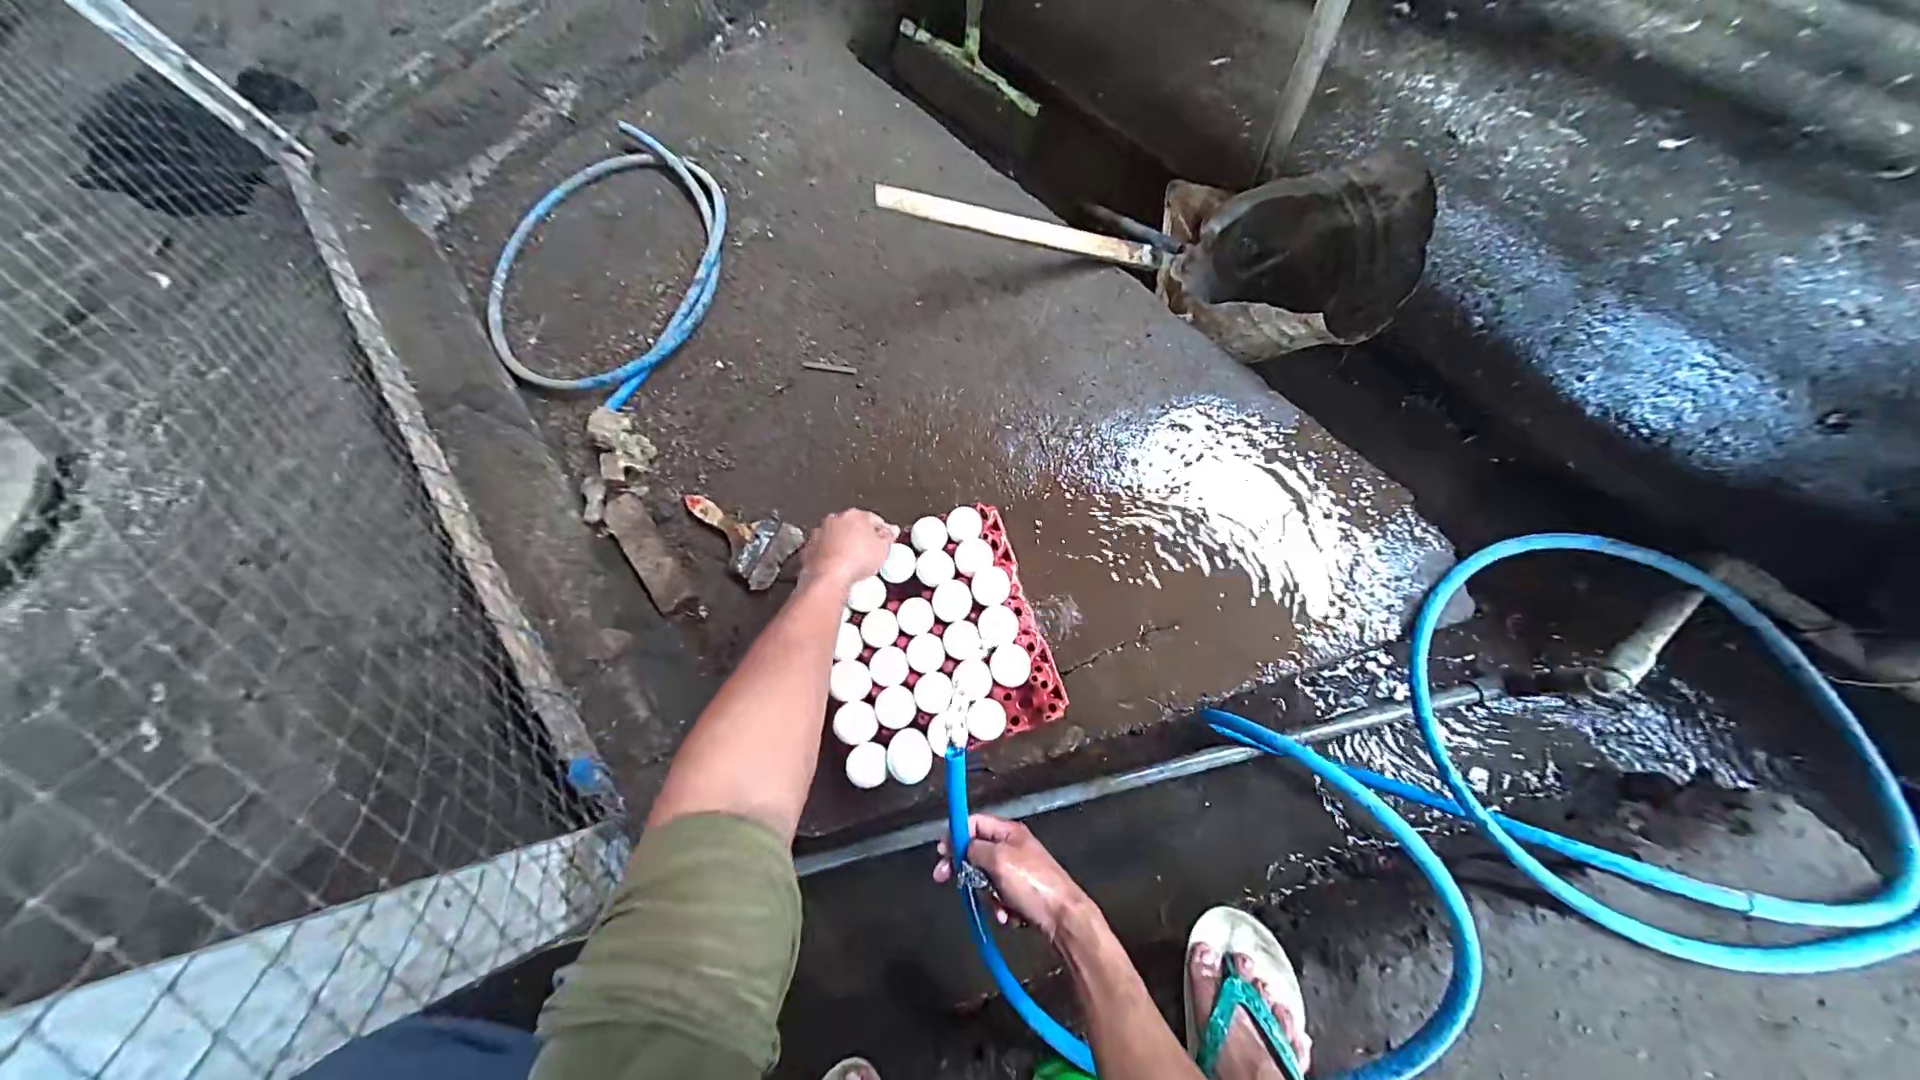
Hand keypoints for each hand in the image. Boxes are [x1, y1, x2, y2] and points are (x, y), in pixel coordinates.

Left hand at [799, 508, 896, 592]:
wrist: (829, 577)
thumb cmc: (854, 561)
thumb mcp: (883, 549)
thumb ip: (888, 536)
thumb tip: (891, 531)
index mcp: (855, 515)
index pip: (874, 519)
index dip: (882, 531)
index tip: (886, 540)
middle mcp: (835, 520)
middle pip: (853, 526)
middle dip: (862, 537)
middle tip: (870, 553)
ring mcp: (820, 533)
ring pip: (837, 537)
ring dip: (844, 545)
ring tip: (854, 562)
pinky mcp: (809, 548)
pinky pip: (824, 549)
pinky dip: (830, 555)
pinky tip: (838, 566)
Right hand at [933, 814, 1094, 941]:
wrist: (1063, 917)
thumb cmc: (1031, 883)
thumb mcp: (997, 859)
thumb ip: (974, 848)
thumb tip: (960, 844)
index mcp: (1009, 832)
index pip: (974, 823)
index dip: (956, 835)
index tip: (941, 852)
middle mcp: (1013, 848)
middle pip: (977, 852)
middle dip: (964, 868)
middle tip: (944, 878)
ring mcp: (1019, 872)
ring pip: (986, 879)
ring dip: (987, 895)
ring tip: (998, 905)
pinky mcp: (1023, 894)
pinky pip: (1000, 897)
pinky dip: (1001, 907)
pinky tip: (1009, 916)